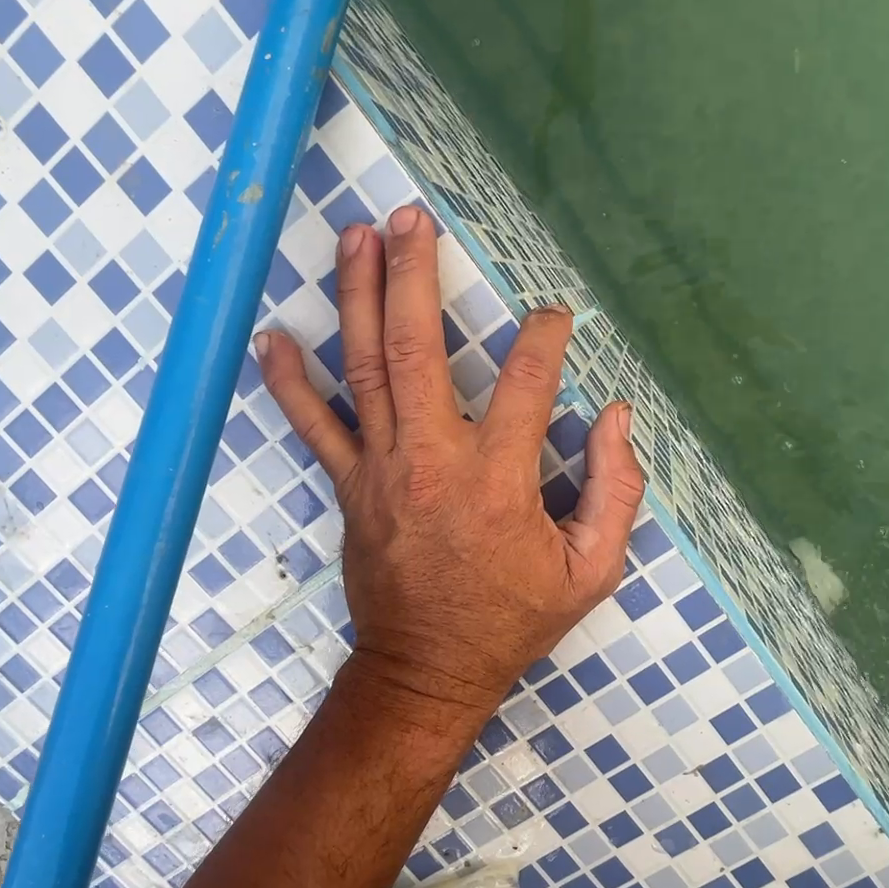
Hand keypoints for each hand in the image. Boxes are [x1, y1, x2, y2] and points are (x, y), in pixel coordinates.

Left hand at [254, 206, 644, 716]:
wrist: (429, 669)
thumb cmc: (513, 619)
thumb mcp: (592, 571)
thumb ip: (615, 492)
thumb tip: (615, 418)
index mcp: (500, 481)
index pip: (525, 383)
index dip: (543, 338)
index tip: (553, 315)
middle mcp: (434, 462)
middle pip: (419, 351)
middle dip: (416, 277)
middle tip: (412, 218)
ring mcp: (383, 473)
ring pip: (365, 371)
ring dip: (359, 298)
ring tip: (356, 236)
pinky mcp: (350, 489)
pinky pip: (314, 428)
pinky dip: (290, 383)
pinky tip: (272, 337)